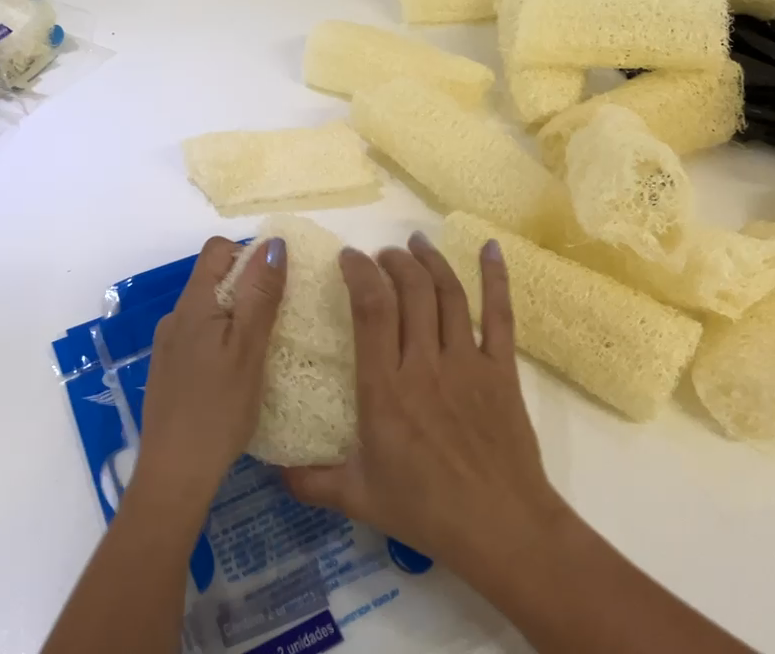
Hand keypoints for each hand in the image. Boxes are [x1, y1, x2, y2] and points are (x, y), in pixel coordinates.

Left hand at [129, 236, 286, 505]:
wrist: (174, 471)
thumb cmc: (218, 408)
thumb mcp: (249, 349)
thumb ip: (261, 294)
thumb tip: (273, 243)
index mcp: (193, 304)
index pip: (218, 250)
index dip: (250, 255)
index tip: (278, 285)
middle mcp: (175, 317)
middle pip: (213, 278)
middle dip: (249, 288)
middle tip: (280, 321)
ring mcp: (169, 345)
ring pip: (209, 311)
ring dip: (238, 317)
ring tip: (265, 349)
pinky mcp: (169, 370)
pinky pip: (201, 337)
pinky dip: (224, 341)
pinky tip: (239, 374)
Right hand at [284, 233, 563, 583]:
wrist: (502, 529)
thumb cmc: (425, 512)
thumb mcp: (357, 498)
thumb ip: (311, 481)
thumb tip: (272, 469)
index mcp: (385, 388)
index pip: (371, 310)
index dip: (359, 274)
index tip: (348, 259)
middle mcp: (424, 365)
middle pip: (411, 291)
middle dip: (393, 262)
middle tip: (381, 255)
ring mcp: (467, 364)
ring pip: (449, 295)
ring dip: (431, 262)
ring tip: (415, 244)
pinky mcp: (502, 371)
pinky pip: (500, 316)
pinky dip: (496, 279)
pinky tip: (490, 248)